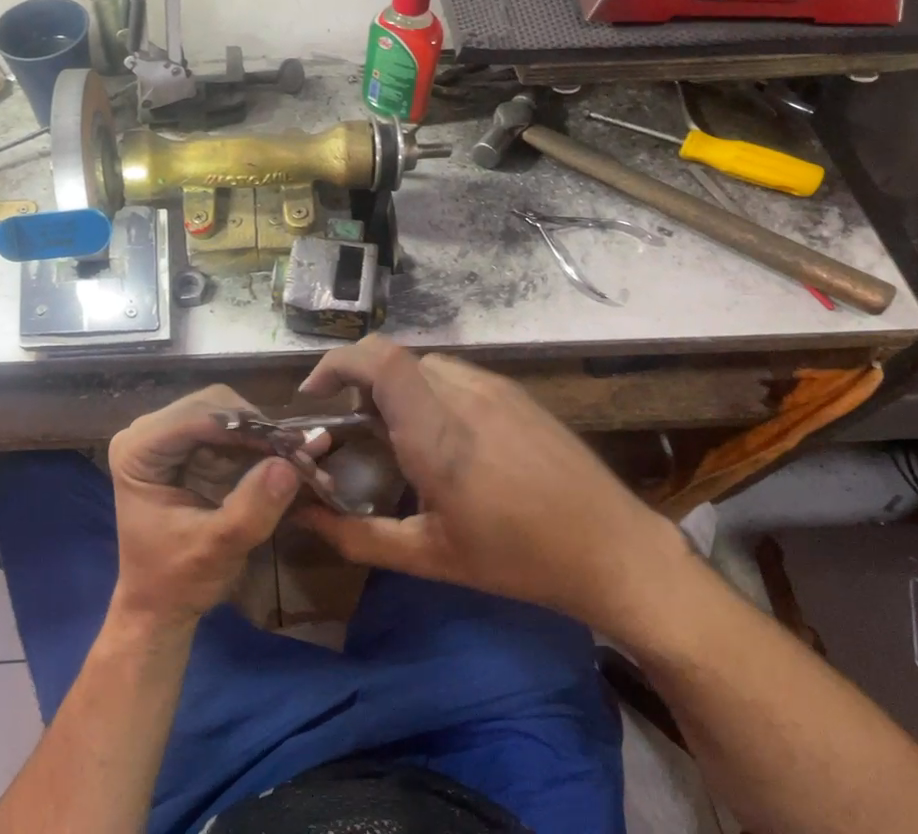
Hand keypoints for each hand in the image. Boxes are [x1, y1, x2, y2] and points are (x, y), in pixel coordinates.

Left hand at [105, 385, 300, 626]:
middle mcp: (148, 434)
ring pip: (229, 415)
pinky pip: (233, 434)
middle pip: (215, 406)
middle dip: (259, 429)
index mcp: (137, 450)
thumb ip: (250, 508)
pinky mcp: (192, 451)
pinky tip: (292, 463)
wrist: (161, 606)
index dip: (246, 425)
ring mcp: (170, 440)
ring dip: (266, 437)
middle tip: (301, 454)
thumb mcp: (216, 549)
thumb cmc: (176, 580)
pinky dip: (262, 447)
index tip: (291, 446)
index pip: (196, 415)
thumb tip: (288, 466)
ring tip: (304, 458)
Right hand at [294, 337, 689, 638]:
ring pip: (426, 365)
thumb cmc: (518, 560)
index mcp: (437, 435)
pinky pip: (459, 375)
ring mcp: (497, 391)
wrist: (614, 551)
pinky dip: (430, 392)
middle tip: (349, 426)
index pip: (378, 361)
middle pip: (394, 358)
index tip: (313, 396)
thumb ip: (358, 537)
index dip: (336, 364)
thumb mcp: (430, 557)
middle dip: (358, 381)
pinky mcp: (520, 396)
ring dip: (396, 386)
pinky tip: (444, 437)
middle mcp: (464, 397)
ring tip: (395, 433)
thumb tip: (303, 518)